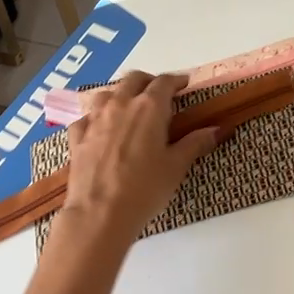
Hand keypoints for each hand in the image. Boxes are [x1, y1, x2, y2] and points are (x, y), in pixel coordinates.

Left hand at [60, 71, 218, 243]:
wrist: (100, 213)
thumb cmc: (145, 188)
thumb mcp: (177, 166)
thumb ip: (196, 143)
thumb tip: (216, 129)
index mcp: (149, 107)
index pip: (164, 82)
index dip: (177, 80)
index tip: (184, 85)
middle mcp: (120, 104)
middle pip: (134, 79)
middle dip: (148, 82)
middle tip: (159, 94)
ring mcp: (94, 118)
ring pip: (107, 93)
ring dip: (120, 95)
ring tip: (129, 109)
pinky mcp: (77, 136)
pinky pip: (87, 117)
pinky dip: (97, 117)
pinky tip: (101, 129)